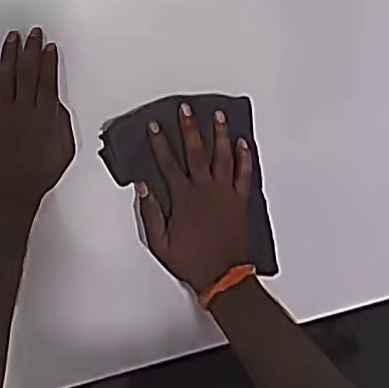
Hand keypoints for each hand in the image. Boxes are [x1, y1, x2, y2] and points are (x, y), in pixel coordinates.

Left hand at [0, 28, 74, 217]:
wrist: (12, 190)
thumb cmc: (39, 174)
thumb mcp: (64, 149)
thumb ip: (61, 123)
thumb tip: (56, 106)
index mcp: (45, 115)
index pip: (49, 78)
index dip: (49, 60)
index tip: (49, 46)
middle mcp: (24, 109)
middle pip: (28, 70)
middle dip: (31, 48)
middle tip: (33, 34)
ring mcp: (5, 112)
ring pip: (7, 75)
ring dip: (10, 54)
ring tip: (12, 39)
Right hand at [138, 103, 253, 292]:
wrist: (223, 278)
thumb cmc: (192, 260)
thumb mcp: (159, 241)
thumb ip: (150, 212)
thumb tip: (143, 188)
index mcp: (183, 197)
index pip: (168, 162)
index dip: (160, 143)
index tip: (155, 127)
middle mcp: (204, 190)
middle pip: (196, 151)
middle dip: (189, 127)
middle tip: (186, 109)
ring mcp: (224, 193)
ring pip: (223, 156)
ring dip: (219, 133)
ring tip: (218, 115)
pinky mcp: (239, 200)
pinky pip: (244, 174)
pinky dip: (245, 157)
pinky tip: (244, 142)